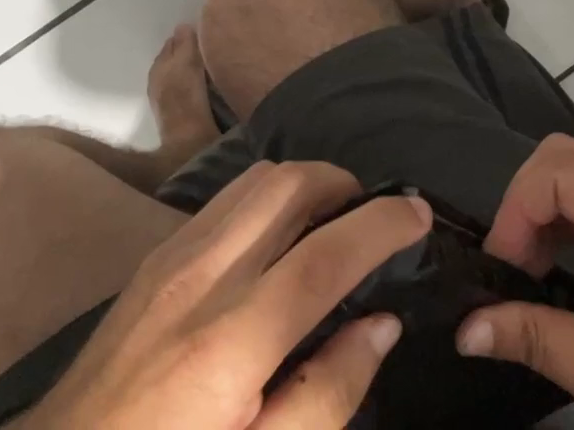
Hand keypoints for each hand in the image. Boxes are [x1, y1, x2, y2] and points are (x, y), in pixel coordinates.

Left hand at [22, 160, 430, 428]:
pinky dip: (269, 198)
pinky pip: (225, 199)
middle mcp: (201, 278)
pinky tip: (280, 239)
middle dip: (344, 185)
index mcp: (232, 341)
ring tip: (333, 223)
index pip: (326, 253)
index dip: (383, 225)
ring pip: (255, 180)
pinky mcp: (153, 261)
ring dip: (307, 186)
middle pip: (287, 186)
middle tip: (375, 220)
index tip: (420, 215)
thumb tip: (382, 323)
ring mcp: (169, 260)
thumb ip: (328, 394)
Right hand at [455, 135, 573, 429]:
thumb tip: (466, 330)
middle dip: (525, 201)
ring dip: (546, 207)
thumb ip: (534, 338)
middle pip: (566, 155)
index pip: (555, 170)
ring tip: (531, 270)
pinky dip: (571, 215)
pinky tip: (563, 266)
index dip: (515, 211)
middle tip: (512, 264)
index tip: (502, 269)